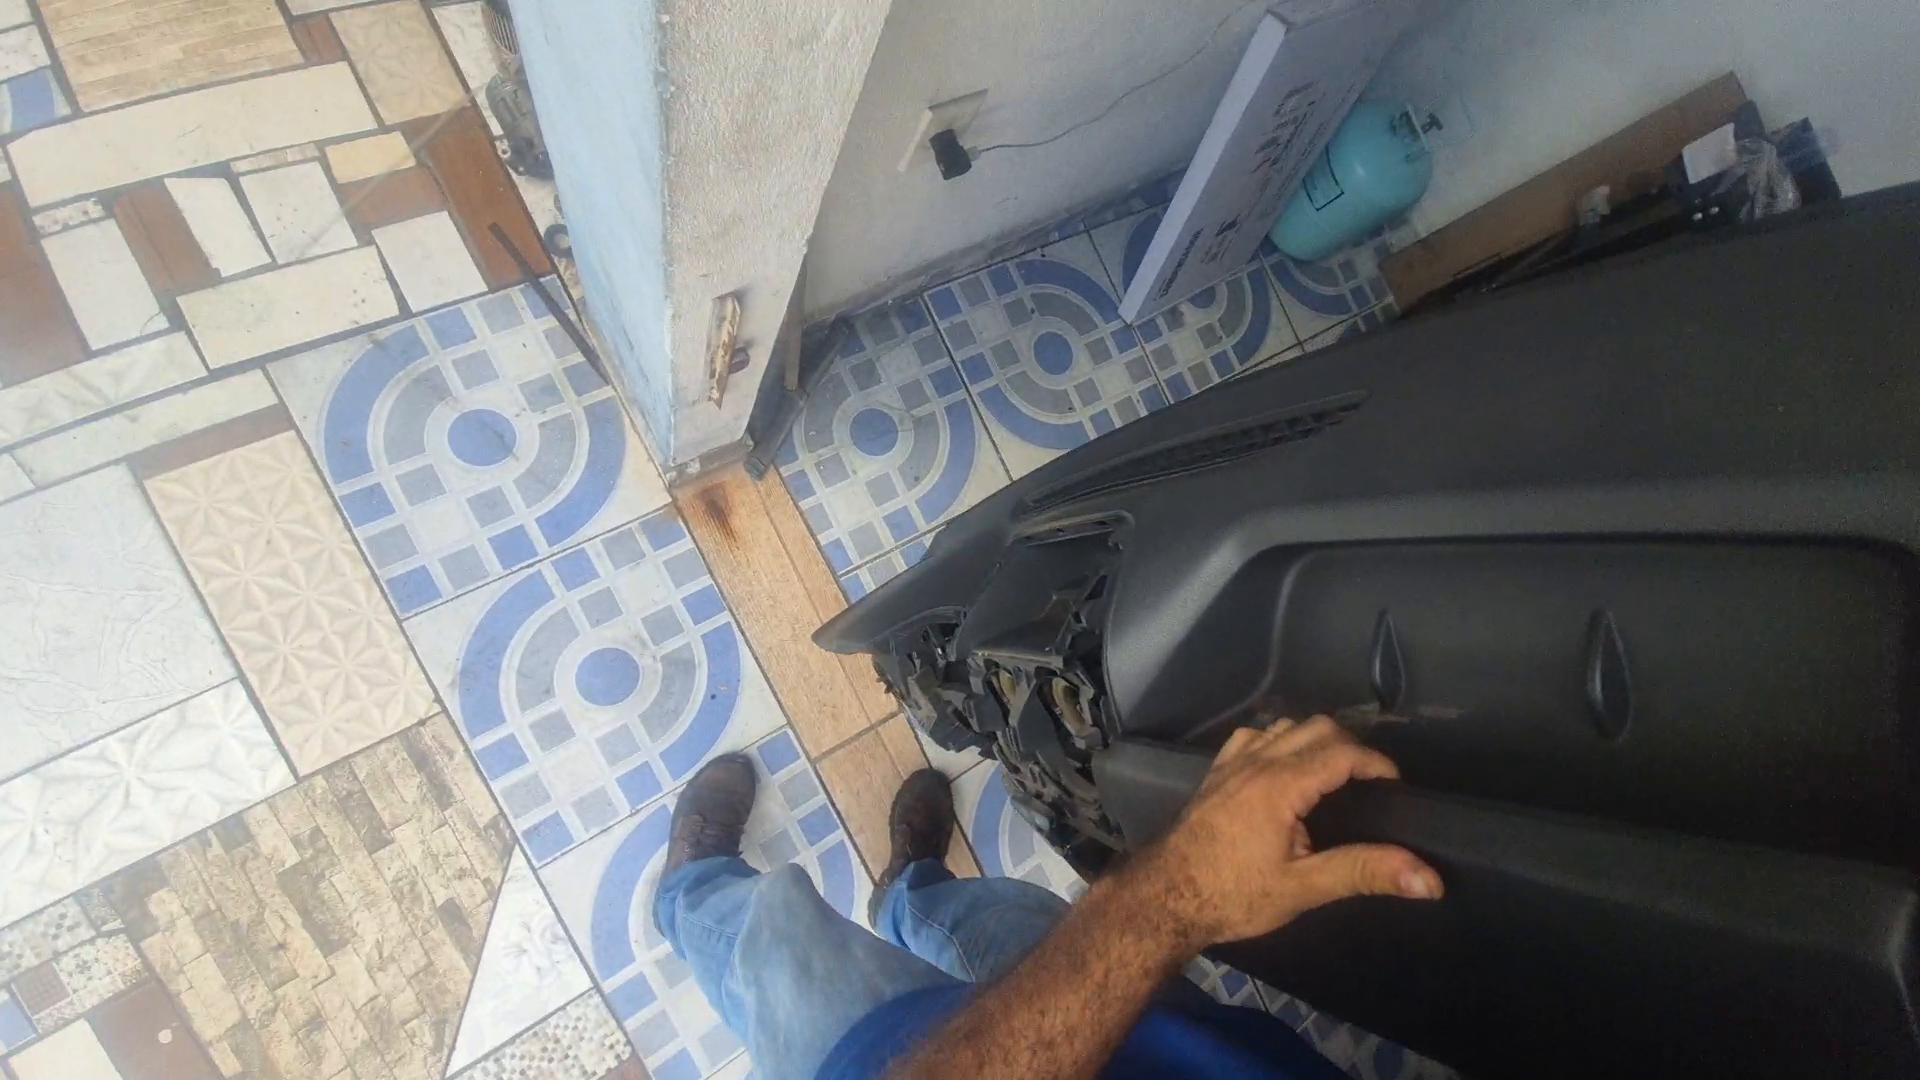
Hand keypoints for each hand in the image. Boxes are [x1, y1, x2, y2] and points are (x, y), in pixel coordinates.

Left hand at [1137, 716, 1442, 945]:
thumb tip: (1429, 878)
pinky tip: (1286, 767)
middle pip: (1313, 727)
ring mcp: (1231, 763)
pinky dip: (1278, 740)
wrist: (1168, 892)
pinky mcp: (1216, 772)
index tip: (1397, 786)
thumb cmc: (1235, 892)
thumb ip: (1364, 872)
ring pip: (1282, 726)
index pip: (1340, 752)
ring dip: (1313, 739)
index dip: (1376, 762)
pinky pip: (1252, 737)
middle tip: (1371, 782)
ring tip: (1337, 774)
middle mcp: (1255, 761)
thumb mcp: (1303, 887)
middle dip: (1350, 745)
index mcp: (1279, 784)